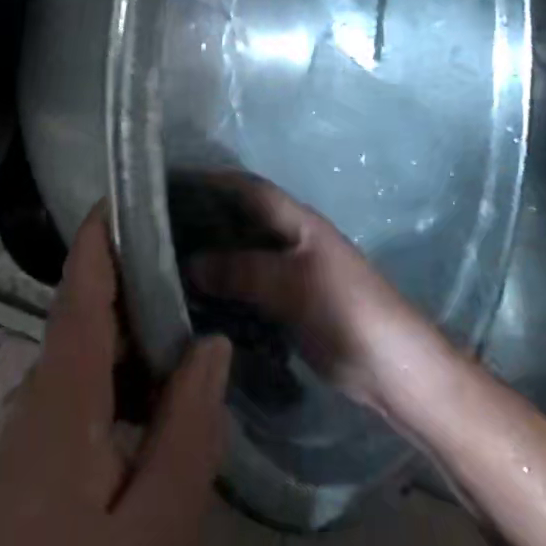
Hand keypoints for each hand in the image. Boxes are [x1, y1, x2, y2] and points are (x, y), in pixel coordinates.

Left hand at [0, 207, 232, 545]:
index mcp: (59, 410)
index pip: (77, 306)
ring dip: (121, 335)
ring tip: (179, 315)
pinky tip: (151, 395)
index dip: (95, 249)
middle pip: (76, 328)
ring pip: (75, 366)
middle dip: (123, 287)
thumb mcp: (157, 522)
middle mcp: (30, 413)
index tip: (115, 199)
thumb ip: (186, 428)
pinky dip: (112, 377)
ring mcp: (21, 446)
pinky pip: (71, 399)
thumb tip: (209, 344)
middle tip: (180, 256)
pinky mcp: (24, 474)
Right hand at [184, 172, 444, 407]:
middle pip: (242, 223)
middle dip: (205, 221)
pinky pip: (248, 292)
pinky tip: (193, 301)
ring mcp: (290, 276)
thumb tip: (189, 263)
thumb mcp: (292, 282)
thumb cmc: (344, 307)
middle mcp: (291, 242)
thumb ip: (242, 270)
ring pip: (242, 259)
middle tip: (157, 230)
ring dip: (211, 260)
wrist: (387, 362)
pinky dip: (223, 292)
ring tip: (164, 264)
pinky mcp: (288, 308)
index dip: (215, 182)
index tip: (174, 183)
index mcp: (298, 223)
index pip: (250, 190)